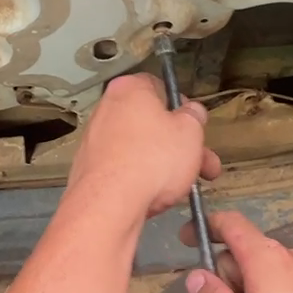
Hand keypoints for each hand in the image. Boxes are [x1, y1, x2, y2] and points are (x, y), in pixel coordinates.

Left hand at [65, 74, 219, 223]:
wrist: (109, 205)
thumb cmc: (150, 161)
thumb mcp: (190, 132)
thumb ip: (194, 116)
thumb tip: (192, 112)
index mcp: (129, 89)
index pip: (160, 87)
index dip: (183, 108)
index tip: (195, 125)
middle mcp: (107, 109)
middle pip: (151, 122)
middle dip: (180, 144)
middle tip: (201, 161)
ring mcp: (95, 139)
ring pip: (140, 146)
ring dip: (164, 163)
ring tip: (185, 185)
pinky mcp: (91, 167)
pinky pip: (124, 166)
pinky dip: (140, 176)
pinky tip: (156, 193)